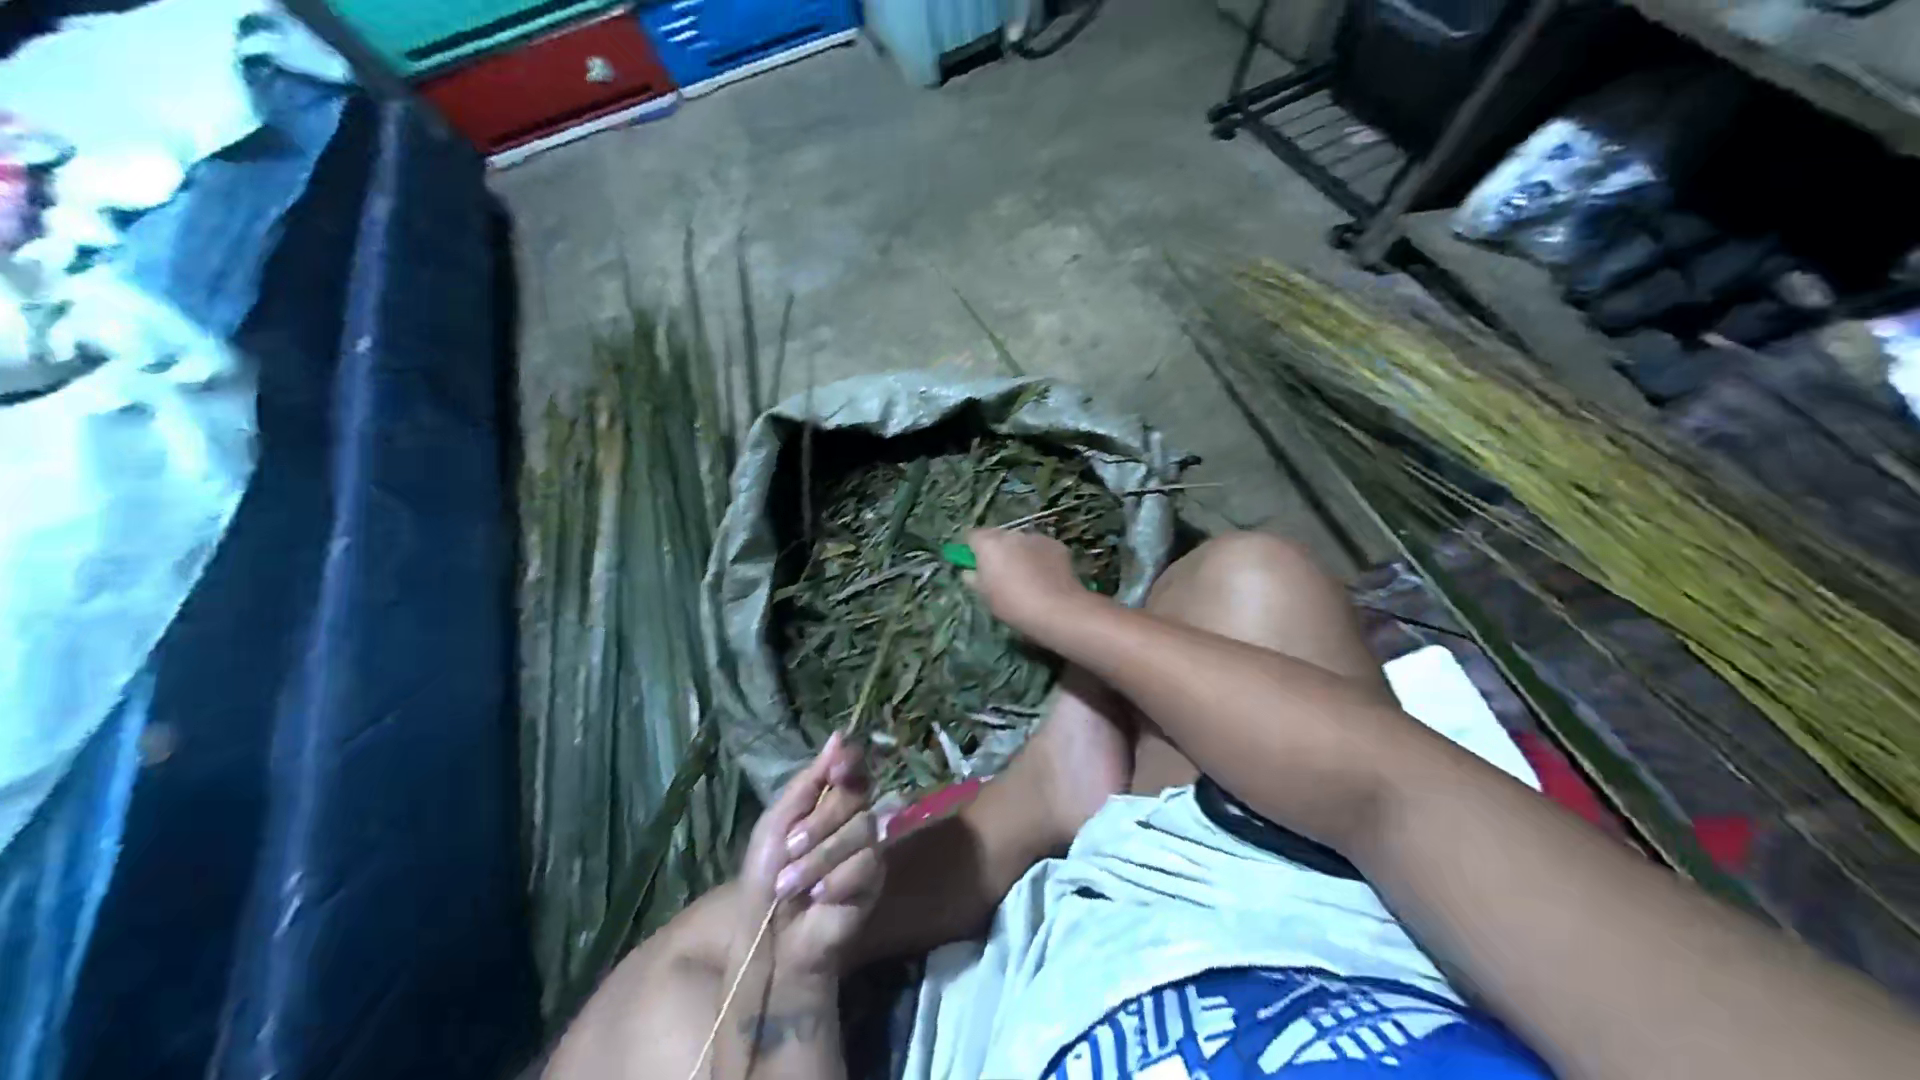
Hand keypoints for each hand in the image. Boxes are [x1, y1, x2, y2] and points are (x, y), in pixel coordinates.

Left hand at [737, 731, 882, 979]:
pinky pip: (866, 864)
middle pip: (856, 797)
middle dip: (819, 822)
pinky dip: (836, 880)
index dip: (849, 762)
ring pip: (861, 830)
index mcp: (830, 801)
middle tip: (790, 847)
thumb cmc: (765, 875)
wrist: (768, 936)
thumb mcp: (777, 822)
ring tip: (791, 883)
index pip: (853, 768)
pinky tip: (817, 896)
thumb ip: (809, 781)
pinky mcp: (874, 881)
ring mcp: (867, 849)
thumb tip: (839, 736)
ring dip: (820, 856)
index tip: (836, 768)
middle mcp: (854, 818)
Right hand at [963, 527, 1101, 630]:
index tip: (975, 564)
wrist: (1056, 608)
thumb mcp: (985, 596)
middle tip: (1001, 573)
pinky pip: (1041, 548)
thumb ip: (974, 579)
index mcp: (989, 544)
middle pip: (998, 537)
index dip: (972, 549)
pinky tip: (1045, 577)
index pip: (972, 536)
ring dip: (1020, 553)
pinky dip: (1039, 557)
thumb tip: (970, 571)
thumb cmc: (1012, 604)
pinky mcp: (1056, 545)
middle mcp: (1011, 535)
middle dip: (997, 550)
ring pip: (1021, 542)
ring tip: (1027, 577)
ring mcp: (1036, 537)